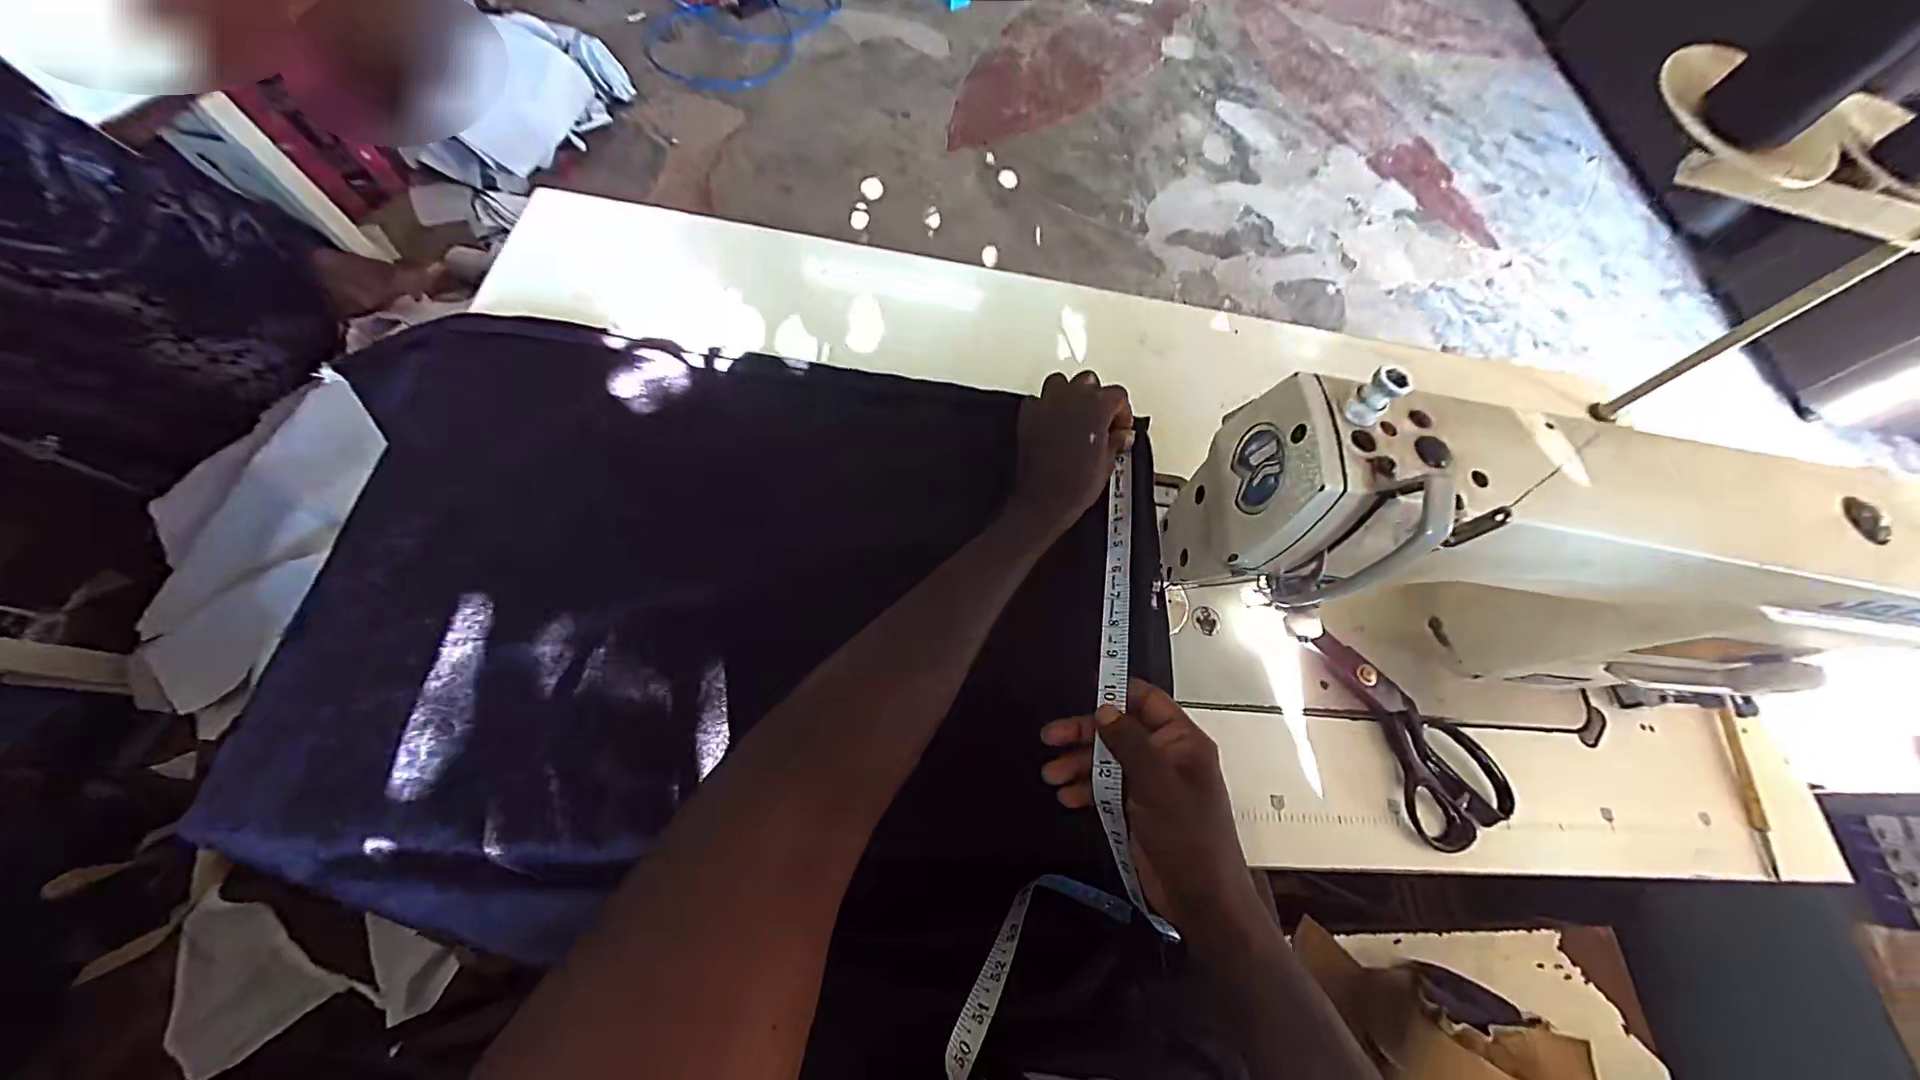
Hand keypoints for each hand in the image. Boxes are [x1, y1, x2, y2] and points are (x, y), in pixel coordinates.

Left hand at [1008, 371, 1132, 539]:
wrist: (1044, 500)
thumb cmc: (1074, 485)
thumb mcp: (1107, 463)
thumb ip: (1115, 441)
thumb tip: (1121, 435)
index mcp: (1097, 406)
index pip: (1117, 395)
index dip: (1122, 411)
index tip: (1120, 426)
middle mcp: (1072, 398)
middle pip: (1089, 382)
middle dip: (1097, 399)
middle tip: (1100, 421)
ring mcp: (1047, 404)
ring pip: (1061, 383)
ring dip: (1071, 395)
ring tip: (1076, 416)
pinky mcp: (1028, 415)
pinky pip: (1039, 400)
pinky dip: (1046, 408)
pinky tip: (1053, 424)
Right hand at [1040, 679, 1264, 932]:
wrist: (1202, 902)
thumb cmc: (1188, 836)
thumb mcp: (1158, 784)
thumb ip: (1130, 743)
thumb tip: (1104, 709)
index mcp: (1181, 741)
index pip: (1147, 701)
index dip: (1116, 693)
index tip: (1081, 694)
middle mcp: (1164, 756)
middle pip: (1118, 730)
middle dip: (1083, 734)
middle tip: (1049, 738)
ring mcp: (1148, 783)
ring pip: (1106, 759)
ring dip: (1077, 764)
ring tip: (1051, 776)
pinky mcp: (1135, 807)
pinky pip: (1105, 787)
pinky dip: (1085, 788)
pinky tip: (1067, 797)